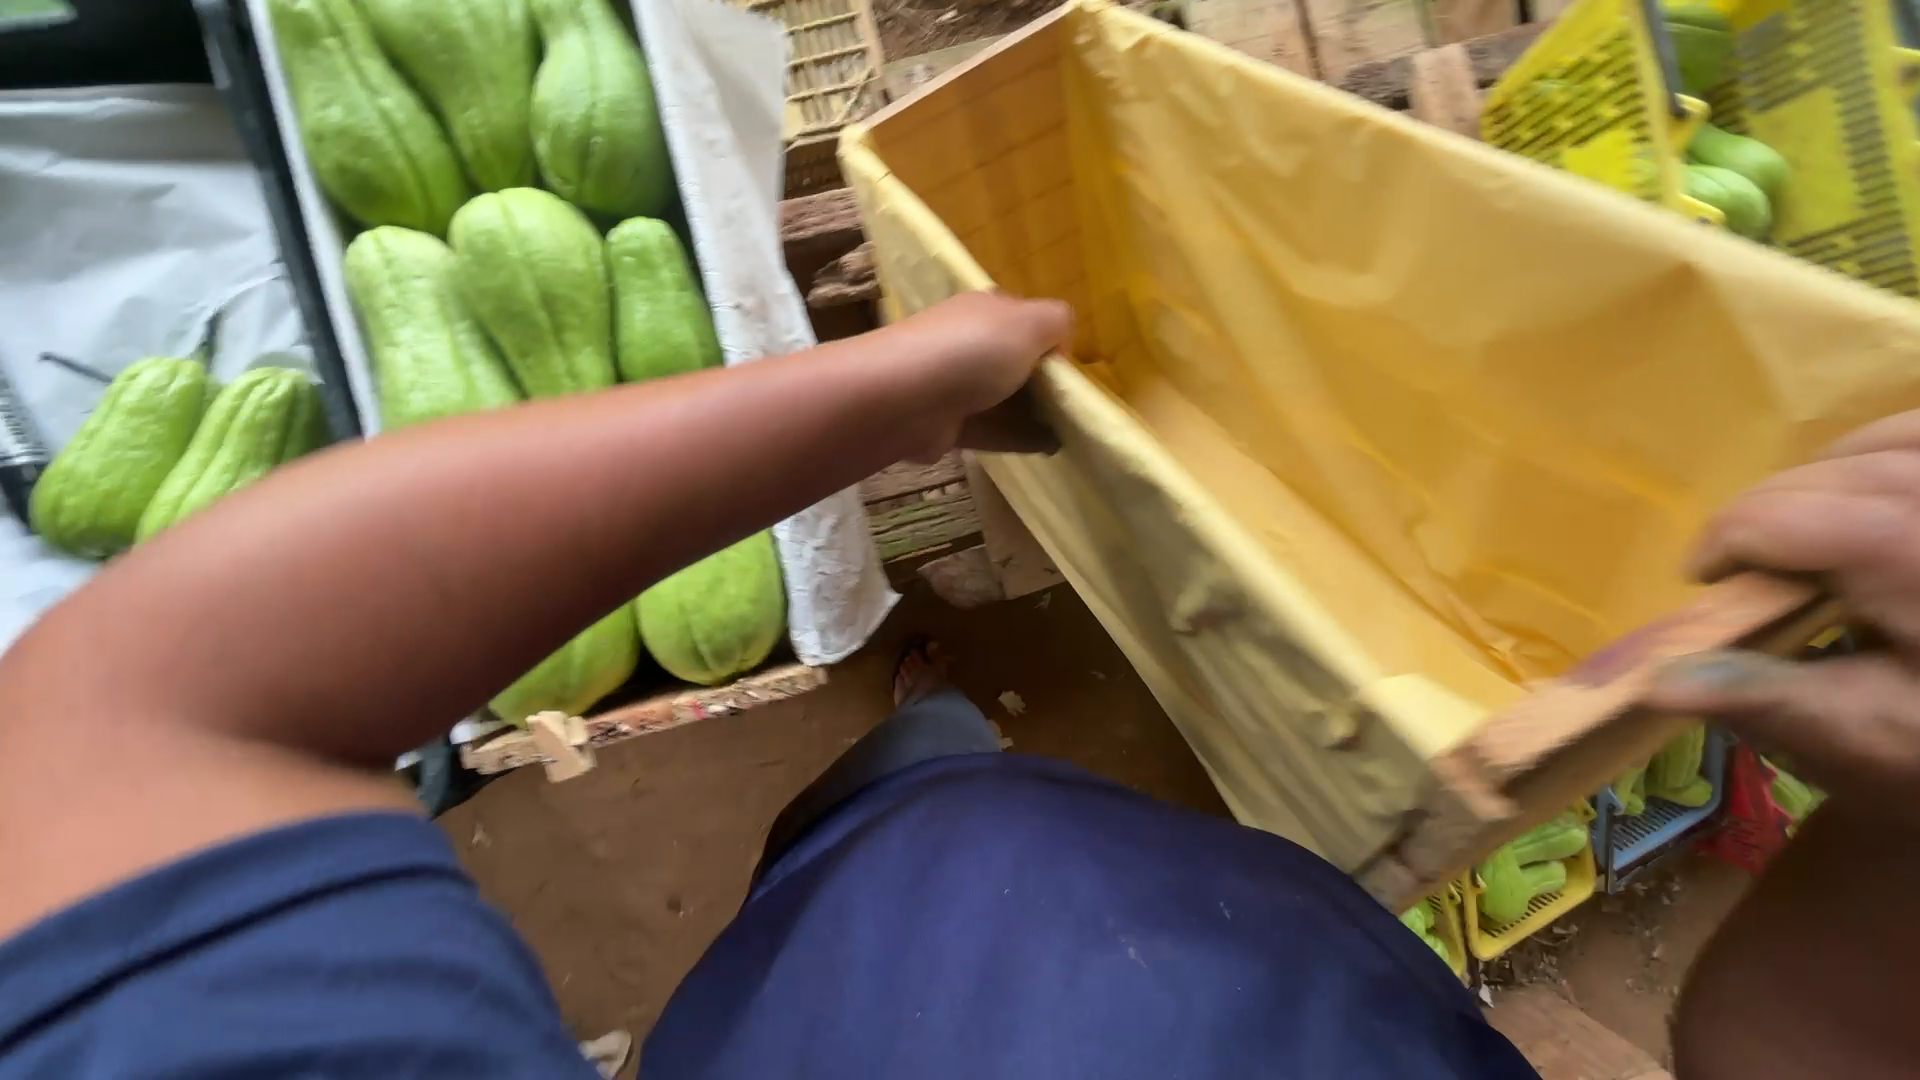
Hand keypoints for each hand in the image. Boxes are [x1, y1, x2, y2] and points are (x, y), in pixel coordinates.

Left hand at [881, 291, 1073, 459]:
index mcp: (987, 310)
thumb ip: (1058, 322)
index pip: (1025, 321)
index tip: (1068, 370)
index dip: (1050, 342)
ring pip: (1004, 400)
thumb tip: (1059, 344)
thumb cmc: (972, 351)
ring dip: (1035, 415)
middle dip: (1043, 383)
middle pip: (1014, 363)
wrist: (905, 398)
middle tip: (1073, 406)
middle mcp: (968, 343)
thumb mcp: (1030, 322)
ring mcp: (954, 386)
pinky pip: (992, 430)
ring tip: (1070, 433)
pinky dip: (1020, 438)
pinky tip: (1049, 447)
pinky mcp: (947, 424)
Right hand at [1646, 411, 1919, 824]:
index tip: (1710, 585)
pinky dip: (1891, 451)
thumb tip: (1653, 682)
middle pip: (1825, 475)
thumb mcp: (1860, 735)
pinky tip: (1875, 494)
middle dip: (1766, 514)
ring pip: (1887, 439)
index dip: (1722, 544)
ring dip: (1826, 476)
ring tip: (1812, 532)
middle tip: (1754, 570)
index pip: (1778, 516)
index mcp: (1914, 562)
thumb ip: (1765, 699)